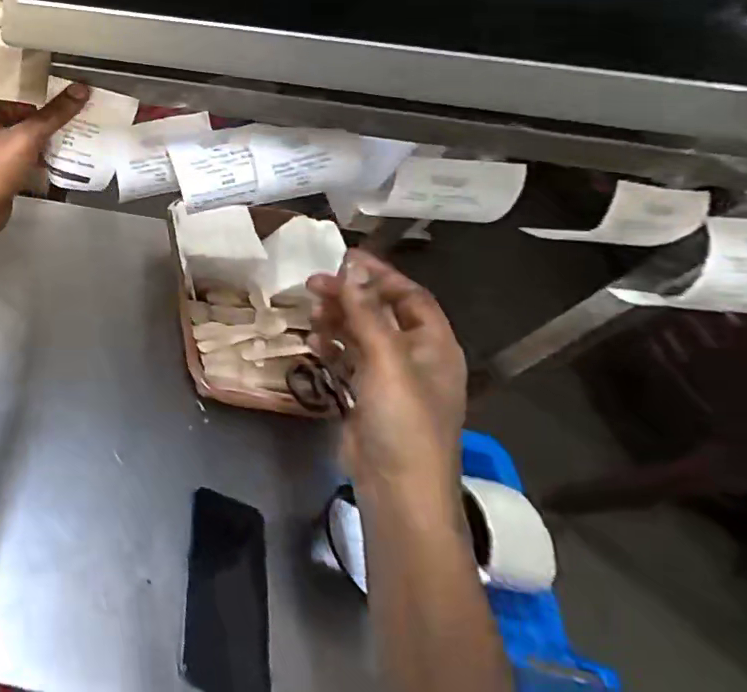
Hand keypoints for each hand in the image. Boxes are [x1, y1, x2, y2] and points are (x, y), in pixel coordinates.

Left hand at [0, 85, 89, 242]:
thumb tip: (81, 88)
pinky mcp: (0, 176)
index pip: (22, 101)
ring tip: (74, 142)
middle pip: (25, 122)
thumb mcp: (27, 137)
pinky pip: (24, 162)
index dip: (46, 103)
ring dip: (46, 144)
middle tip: (78, 125)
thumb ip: (54, 114)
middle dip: (49, 126)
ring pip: (26, 143)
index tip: (72, 107)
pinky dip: (39, 162)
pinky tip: (58, 164)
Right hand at [306, 251, 465, 502]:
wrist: (398, 488)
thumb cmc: (403, 420)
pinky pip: (348, 359)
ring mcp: (391, 379)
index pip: (410, 296)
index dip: (379, 275)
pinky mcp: (368, 396)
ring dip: (337, 319)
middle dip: (349, 296)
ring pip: (361, 334)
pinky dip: (331, 346)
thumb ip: (366, 311)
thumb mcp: (386, 359)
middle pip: (381, 313)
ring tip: (311, 313)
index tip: (343, 258)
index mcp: (435, 346)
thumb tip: (351, 265)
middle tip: (312, 284)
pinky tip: (312, 342)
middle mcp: (415, 357)